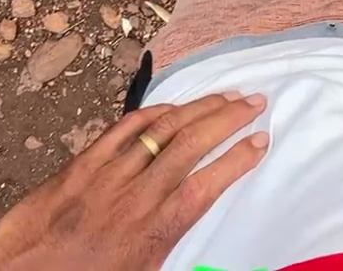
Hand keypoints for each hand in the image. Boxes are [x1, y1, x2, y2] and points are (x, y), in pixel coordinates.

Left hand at [0, 93, 268, 270]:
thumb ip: (165, 248)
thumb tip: (192, 217)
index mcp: (150, 233)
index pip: (207, 185)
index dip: (238, 159)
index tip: (262, 140)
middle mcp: (134, 198)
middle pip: (192, 145)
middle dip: (229, 119)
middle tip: (255, 102)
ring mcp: (106, 175)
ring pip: (163, 129)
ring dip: (200, 108)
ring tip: (225, 95)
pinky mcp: (80, 165)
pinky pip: (123, 129)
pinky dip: (152, 112)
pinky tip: (172, 106)